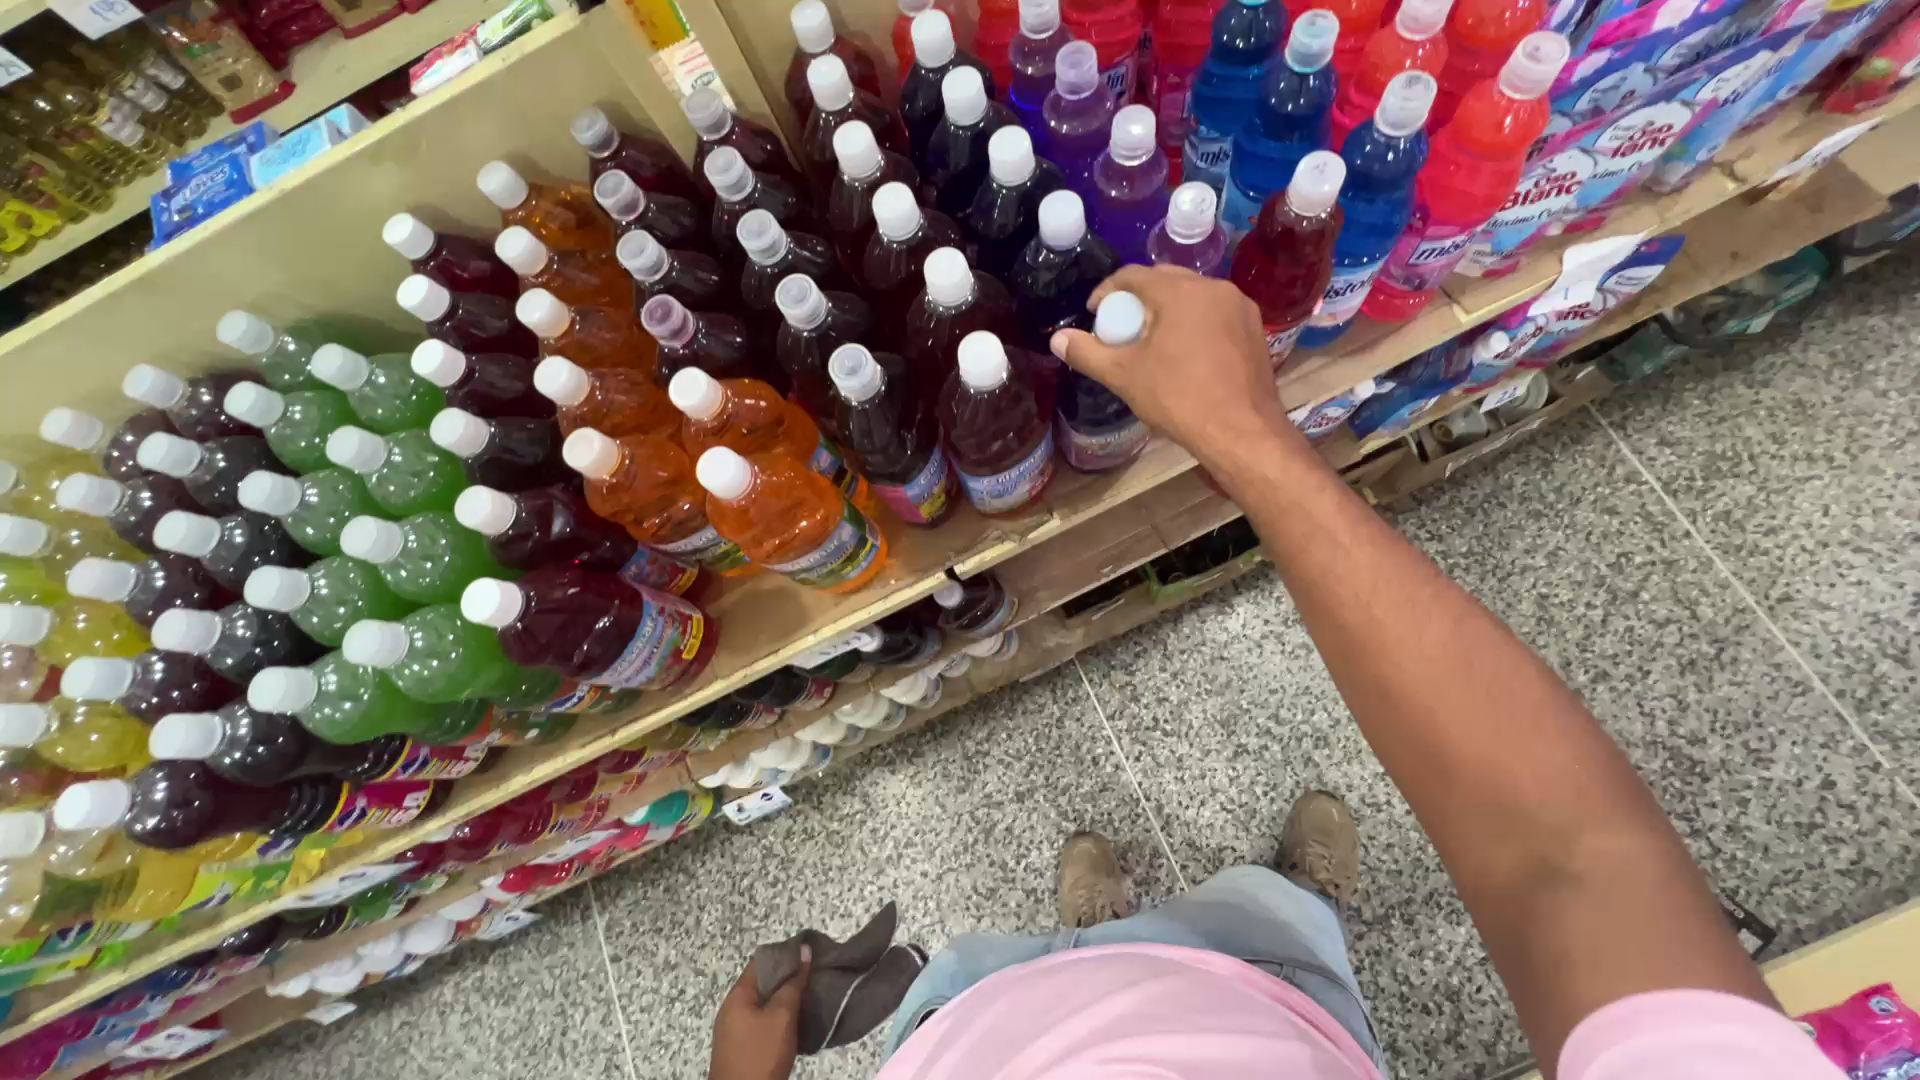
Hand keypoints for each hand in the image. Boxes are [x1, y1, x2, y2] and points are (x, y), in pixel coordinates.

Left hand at [709, 945, 809, 1079]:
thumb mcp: (782, 1016)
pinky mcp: (742, 1048)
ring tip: (811, 995)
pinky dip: (780, 1017)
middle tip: (815, 975)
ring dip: (786, 999)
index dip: (786, 954)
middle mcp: (733, 1008)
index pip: (762, 961)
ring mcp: (735, 1030)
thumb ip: (794, 983)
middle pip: (763, 982)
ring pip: (765, 1003)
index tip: (810, 954)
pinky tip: (798, 1020)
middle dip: (789, 977)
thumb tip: (804, 950)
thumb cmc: (761, 1055)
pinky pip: (763, 1022)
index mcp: (738, 995)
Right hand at [1048, 265, 1304, 463]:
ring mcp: (1240, 307)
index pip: (1134, 275)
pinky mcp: (1255, 329)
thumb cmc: (1179, 399)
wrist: (1241, 431)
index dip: (1107, 290)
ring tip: (1153, 340)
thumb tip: (1057, 340)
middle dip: (1139, 298)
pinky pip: (1215, 314)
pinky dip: (1195, 323)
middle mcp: (1214, 288)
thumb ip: (1088, 353)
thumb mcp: (1124, 376)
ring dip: (1169, 309)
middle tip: (1123, 326)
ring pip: (1194, 296)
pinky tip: (1187, 353)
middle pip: (1166, 280)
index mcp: (1180, 292)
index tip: (1094, 312)